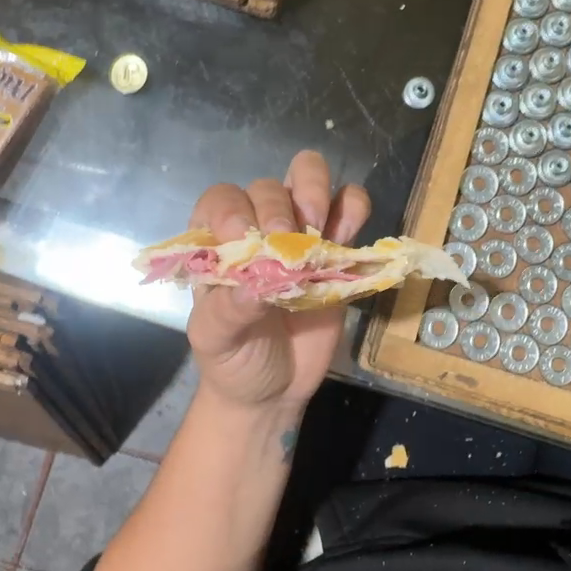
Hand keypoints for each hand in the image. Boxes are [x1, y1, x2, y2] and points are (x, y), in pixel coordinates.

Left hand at [184, 150, 371, 419]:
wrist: (273, 392)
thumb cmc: (233, 360)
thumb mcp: (217, 341)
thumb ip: (229, 311)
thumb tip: (258, 282)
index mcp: (217, 243)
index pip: (221, 200)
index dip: (233, 210)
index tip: (243, 237)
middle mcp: (258, 228)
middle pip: (268, 186)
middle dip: (278, 207)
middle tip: (287, 241)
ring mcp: (300, 235)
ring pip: (308, 178)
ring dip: (315, 192)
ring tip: (318, 229)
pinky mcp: (337, 250)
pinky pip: (349, 207)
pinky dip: (353, 208)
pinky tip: (347, 237)